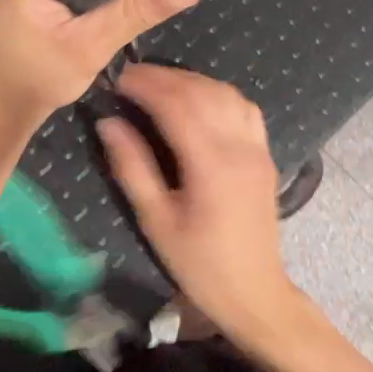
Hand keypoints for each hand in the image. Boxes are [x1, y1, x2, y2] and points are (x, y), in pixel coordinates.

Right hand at [97, 64, 291, 334]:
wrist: (254, 294)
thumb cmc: (199, 263)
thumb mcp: (155, 221)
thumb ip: (132, 167)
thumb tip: (107, 122)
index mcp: (212, 166)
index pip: (177, 104)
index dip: (145, 85)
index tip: (115, 79)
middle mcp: (239, 148)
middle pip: (199, 91)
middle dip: (161, 77)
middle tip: (128, 78)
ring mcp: (257, 148)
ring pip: (223, 91)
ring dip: (187, 79)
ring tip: (156, 84)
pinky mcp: (265, 153)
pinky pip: (242, 105)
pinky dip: (215, 91)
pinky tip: (195, 97)